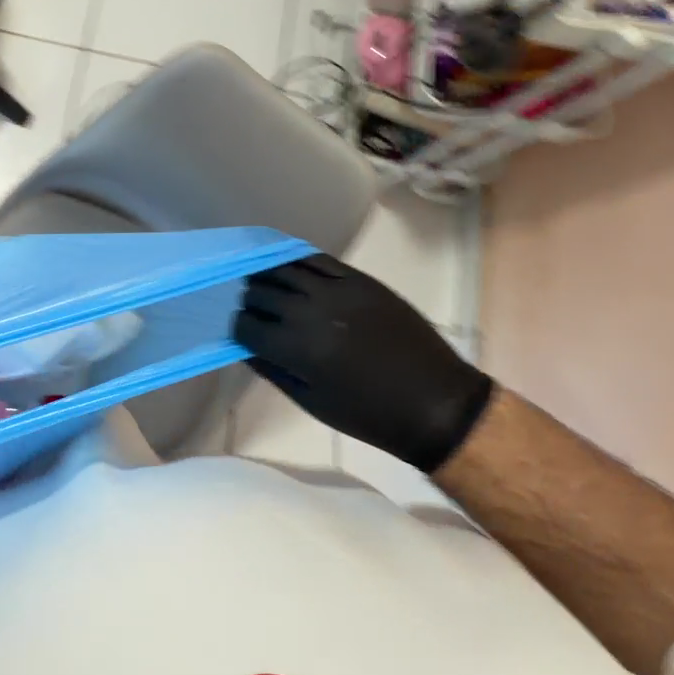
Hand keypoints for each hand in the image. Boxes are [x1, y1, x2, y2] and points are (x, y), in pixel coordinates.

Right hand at [233, 254, 492, 473]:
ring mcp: (336, 291)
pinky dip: (297, 262)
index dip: (239, 329)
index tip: (243, 333)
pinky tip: (290, 268)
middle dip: (250, 303)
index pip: (246, 326)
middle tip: (254, 311)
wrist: (434, 402)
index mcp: (296, 349)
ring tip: (266, 286)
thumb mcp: (311, 402)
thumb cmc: (369, 414)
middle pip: (259, 293)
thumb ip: (272, 370)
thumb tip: (246, 346)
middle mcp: (310, 313)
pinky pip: (317, 260)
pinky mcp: (360, 280)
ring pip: (283, 270)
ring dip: (268, 278)